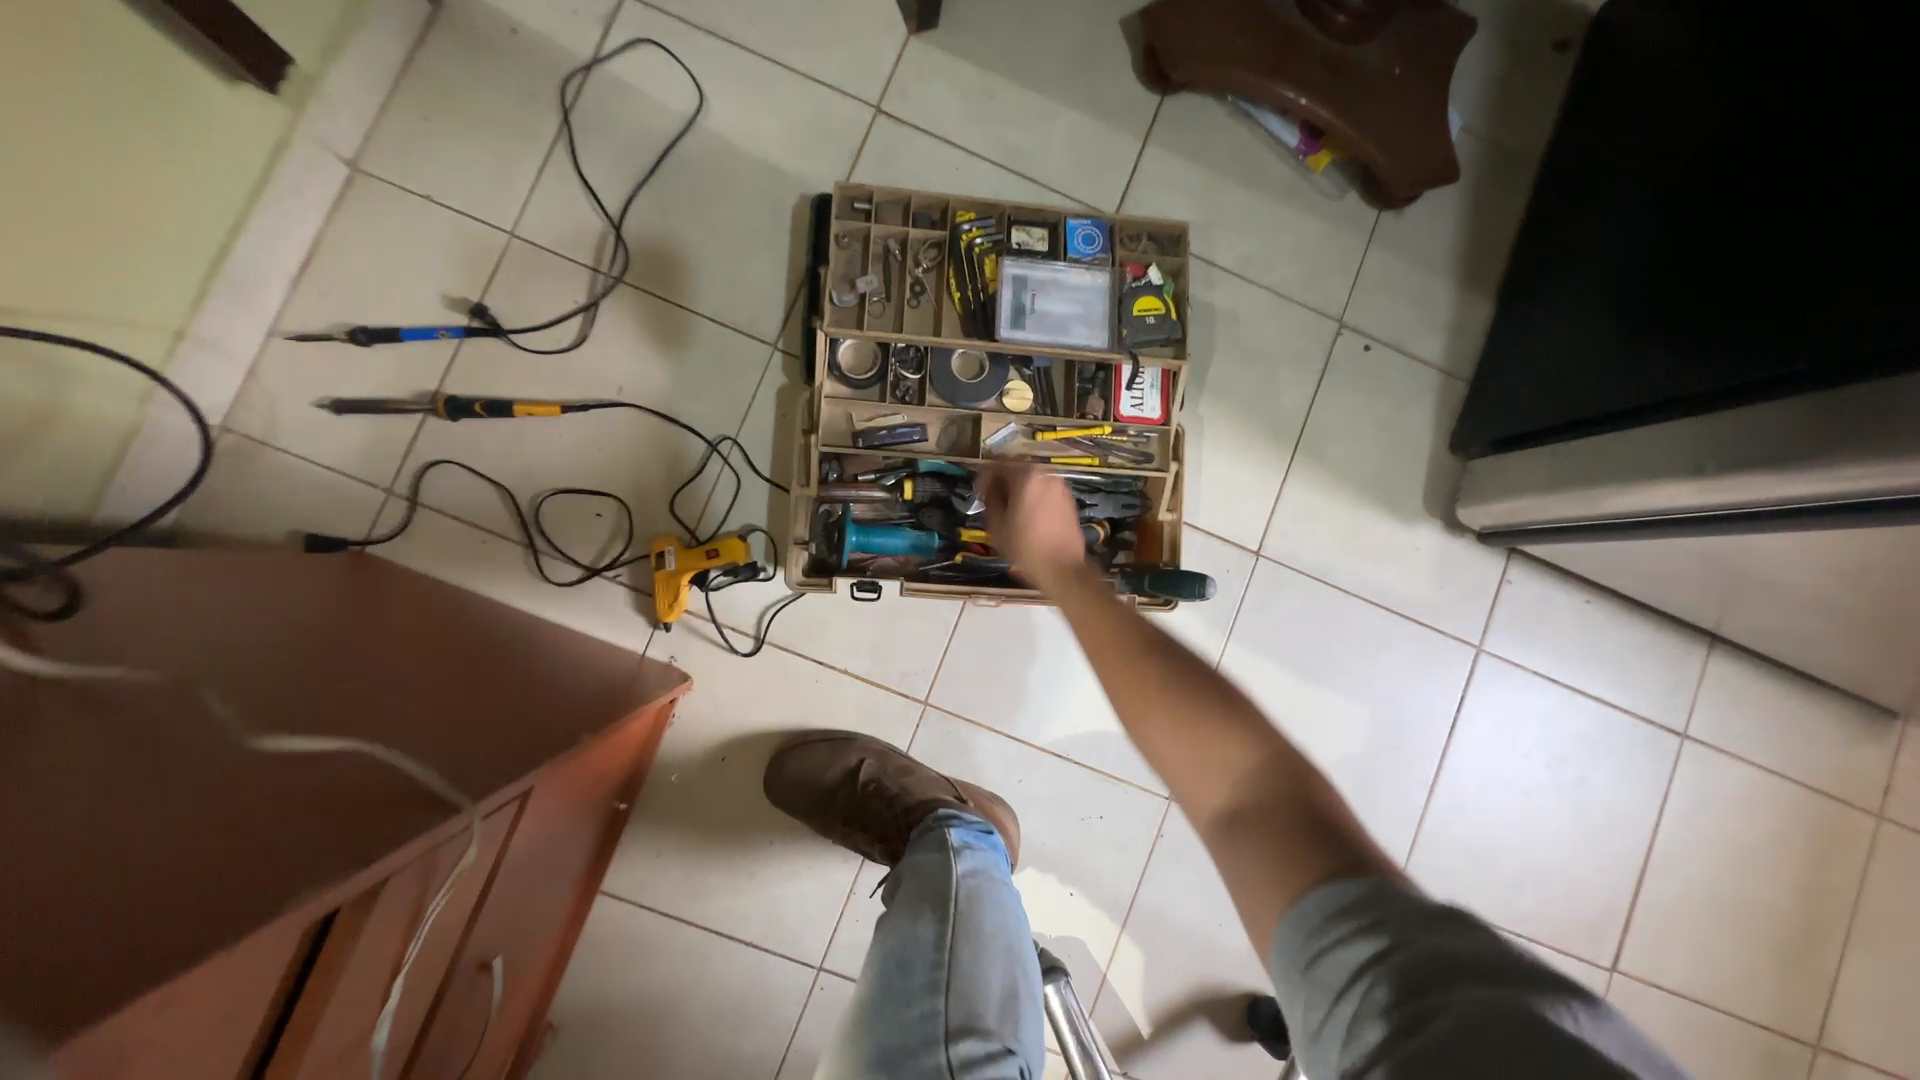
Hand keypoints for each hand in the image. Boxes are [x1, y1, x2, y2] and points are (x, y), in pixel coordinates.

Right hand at [979, 464, 1086, 591]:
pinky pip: (1045, 489)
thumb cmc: (1025, 548)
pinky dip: (1033, 495)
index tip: (979, 493)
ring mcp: (1060, 485)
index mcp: (1025, 476)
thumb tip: (989, 488)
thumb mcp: (997, 526)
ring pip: (1032, 479)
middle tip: (992, 499)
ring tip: (1010, 508)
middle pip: (1017, 468)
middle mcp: (1045, 474)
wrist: (1063, 568)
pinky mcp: (1068, 498)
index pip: (998, 464)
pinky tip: (1027, 514)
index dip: (985, 477)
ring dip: (1019, 488)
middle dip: (1003, 481)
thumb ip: (990, 499)